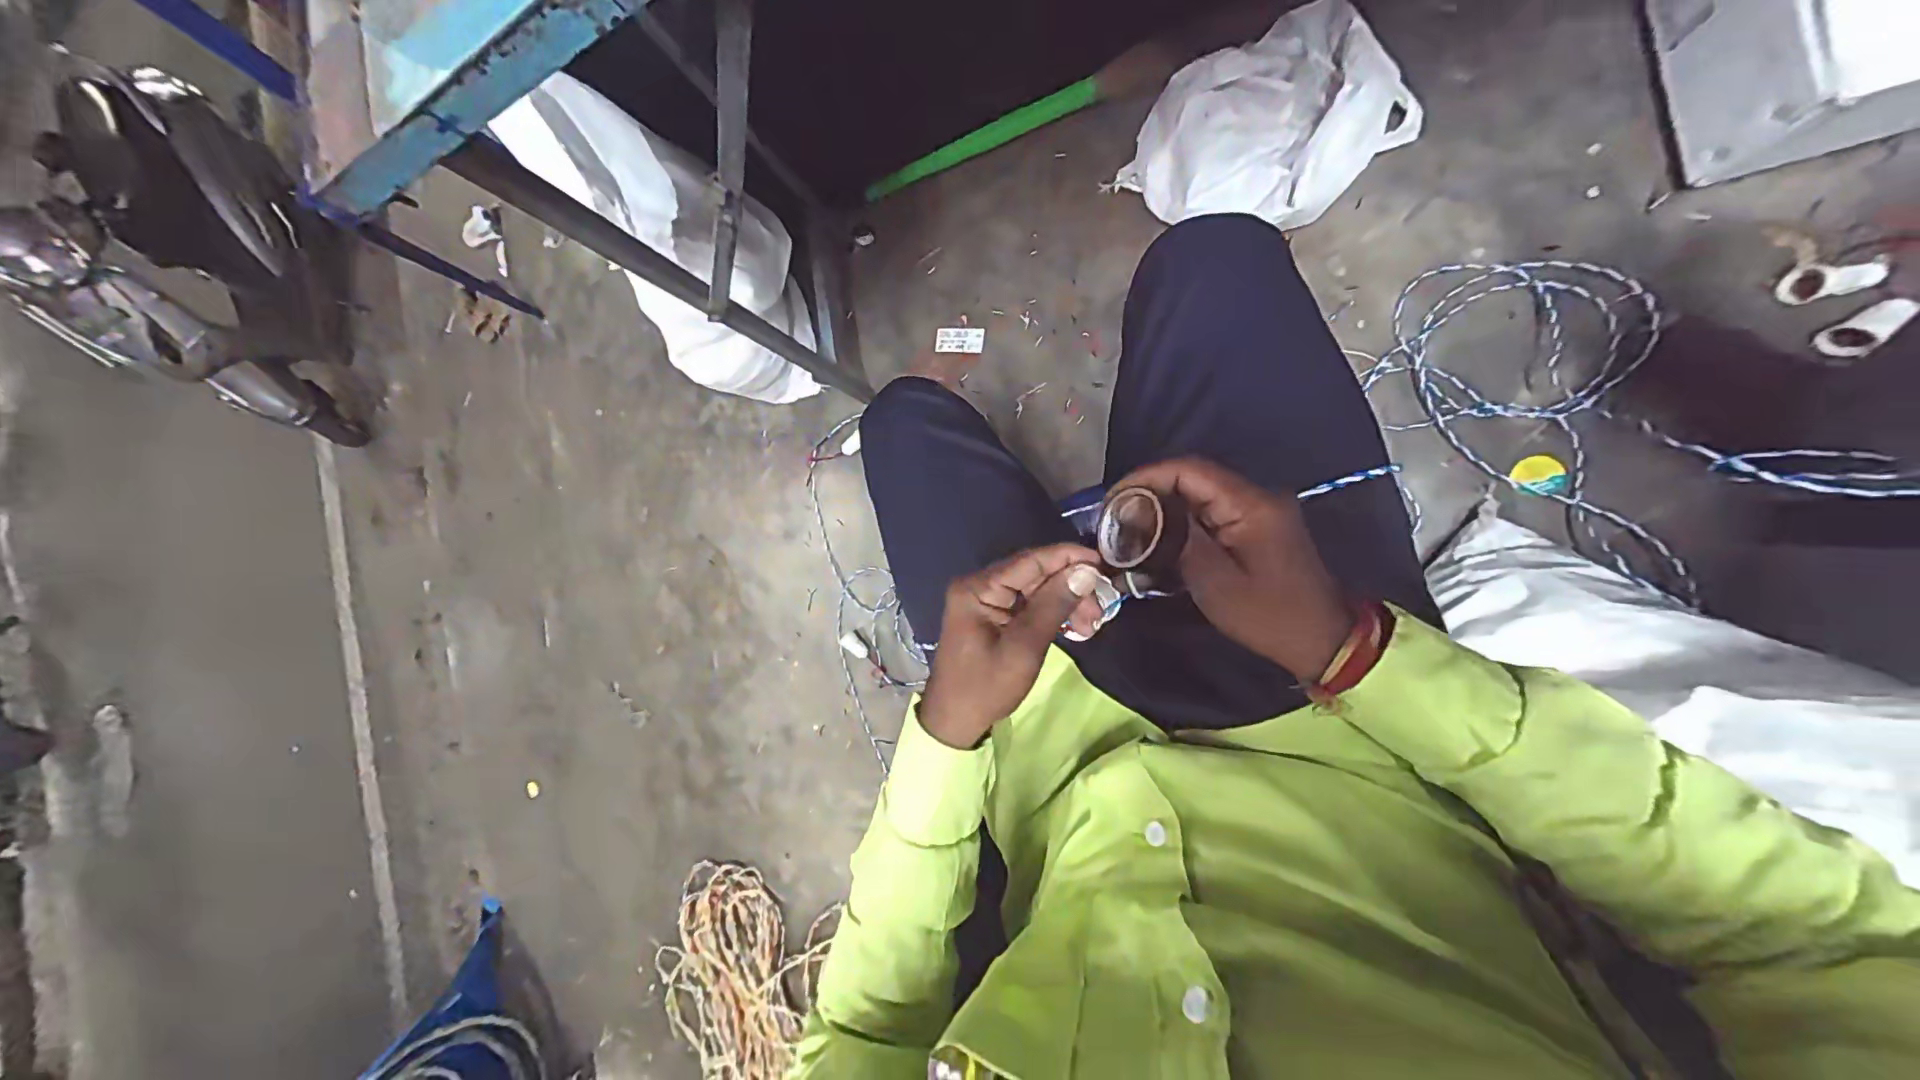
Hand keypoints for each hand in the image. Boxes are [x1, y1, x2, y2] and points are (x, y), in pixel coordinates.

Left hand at [917, 544, 1106, 748]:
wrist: (954, 721)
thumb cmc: (986, 687)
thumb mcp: (1024, 647)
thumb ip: (1053, 605)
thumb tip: (1086, 572)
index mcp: (977, 588)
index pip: (1030, 560)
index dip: (1068, 558)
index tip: (1103, 564)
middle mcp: (978, 585)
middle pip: (1034, 573)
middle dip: (1070, 586)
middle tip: (1098, 611)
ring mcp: (984, 600)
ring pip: (1034, 588)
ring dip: (1064, 601)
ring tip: (1089, 625)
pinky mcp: (991, 615)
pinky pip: (1027, 603)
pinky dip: (1051, 611)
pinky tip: (1073, 626)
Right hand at [1113, 458, 1352, 678]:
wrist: (1323, 640)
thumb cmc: (1269, 616)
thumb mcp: (1216, 583)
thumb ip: (1178, 540)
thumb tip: (1141, 513)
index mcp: (1250, 505)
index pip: (1189, 470)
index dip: (1146, 477)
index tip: (1114, 499)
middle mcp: (1257, 497)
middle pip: (1193, 477)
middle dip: (1150, 491)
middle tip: (1115, 516)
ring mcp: (1259, 510)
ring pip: (1200, 493)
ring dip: (1163, 505)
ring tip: (1130, 526)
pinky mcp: (1257, 526)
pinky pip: (1211, 510)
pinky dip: (1181, 519)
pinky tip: (1160, 536)